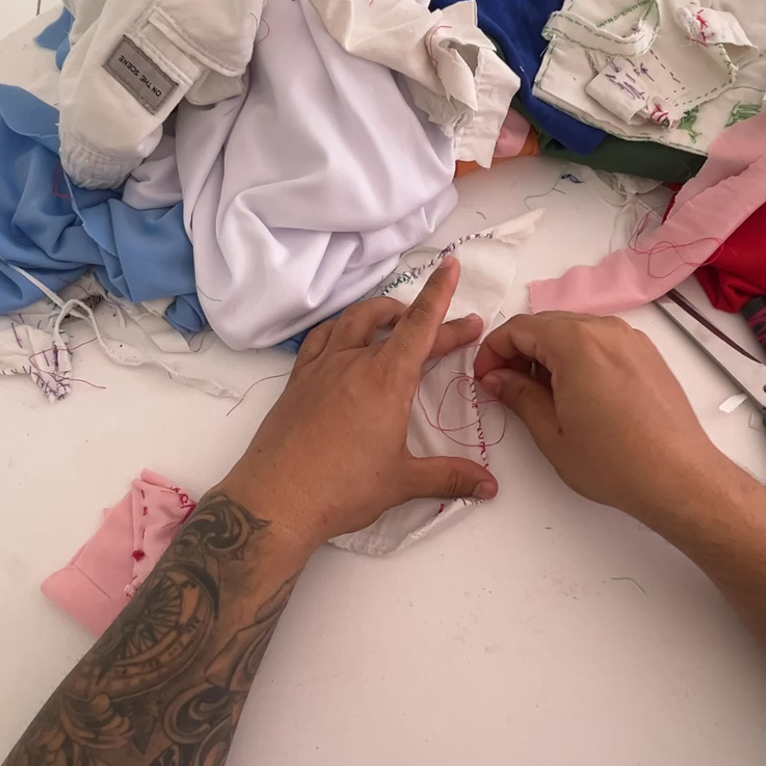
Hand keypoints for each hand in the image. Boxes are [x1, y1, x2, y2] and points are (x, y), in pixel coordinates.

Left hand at [217, 259, 497, 553]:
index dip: (439, 293)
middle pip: (393, 322)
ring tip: (396, 319)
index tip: (451, 265)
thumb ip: (449, 477)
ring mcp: (321, 368)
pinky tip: (345, 339)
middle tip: (450, 328)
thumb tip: (490, 486)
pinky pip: (321, 338)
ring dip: (379, 312)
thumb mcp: (403, 482)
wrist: (276, 499)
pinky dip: (341, 328)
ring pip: (352, 320)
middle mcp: (353, 362)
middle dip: (424, 316)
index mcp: (385, 379)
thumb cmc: (342, 488)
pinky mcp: (297, 380)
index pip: (419, 325)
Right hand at [474, 311, 743, 531]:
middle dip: (519, 351)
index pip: (519, 328)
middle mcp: (605, 329)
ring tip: (540, 394)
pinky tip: (575, 393)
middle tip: (505, 387)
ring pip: (574, 331)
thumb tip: (496, 378)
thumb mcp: (551, 432)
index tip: (484, 378)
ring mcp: (631, 339)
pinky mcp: (647, 354)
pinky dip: (577, 357)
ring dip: (548, 354)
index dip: (493, 350)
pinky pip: (600, 342)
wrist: (678, 477)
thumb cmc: (612, 460)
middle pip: (546, 325)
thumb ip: (518, 395)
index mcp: (575, 342)